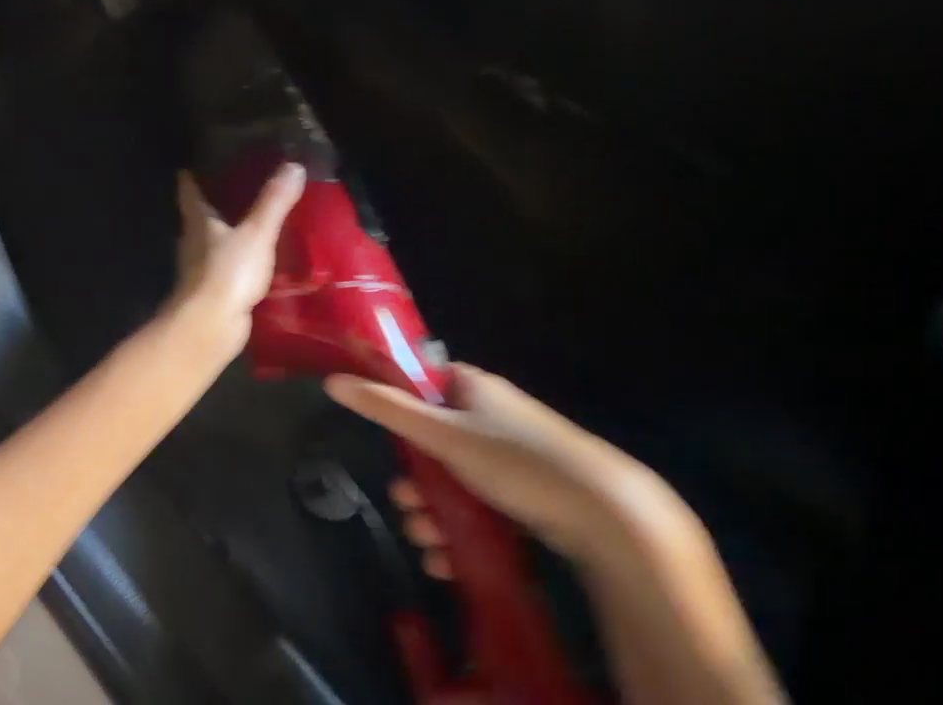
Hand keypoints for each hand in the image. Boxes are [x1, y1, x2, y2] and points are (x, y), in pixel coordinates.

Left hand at [165, 164, 305, 355]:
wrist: (210, 325)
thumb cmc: (227, 272)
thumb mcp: (256, 233)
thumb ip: (273, 202)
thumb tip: (293, 166)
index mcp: (197, 222)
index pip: (188, 192)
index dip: (190, 179)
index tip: (191, 166)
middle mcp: (192, 242)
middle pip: (197, 218)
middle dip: (211, 206)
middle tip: (233, 191)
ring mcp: (199, 270)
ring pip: (210, 245)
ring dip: (224, 236)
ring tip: (249, 226)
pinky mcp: (212, 292)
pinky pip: (225, 270)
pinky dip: (235, 263)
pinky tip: (253, 264)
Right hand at [327, 365, 694, 566]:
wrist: (610, 518)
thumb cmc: (519, 460)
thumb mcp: (444, 433)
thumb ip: (386, 408)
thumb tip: (332, 381)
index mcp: (475, 387)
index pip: (424, 381)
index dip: (399, 404)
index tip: (384, 433)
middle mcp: (491, 418)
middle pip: (432, 442)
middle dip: (414, 480)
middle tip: (405, 502)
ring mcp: (510, 461)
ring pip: (453, 483)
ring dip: (431, 514)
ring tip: (426, 541)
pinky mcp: (527, 499)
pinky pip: (478, 511)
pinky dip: (458, 533)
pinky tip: (447, 560)